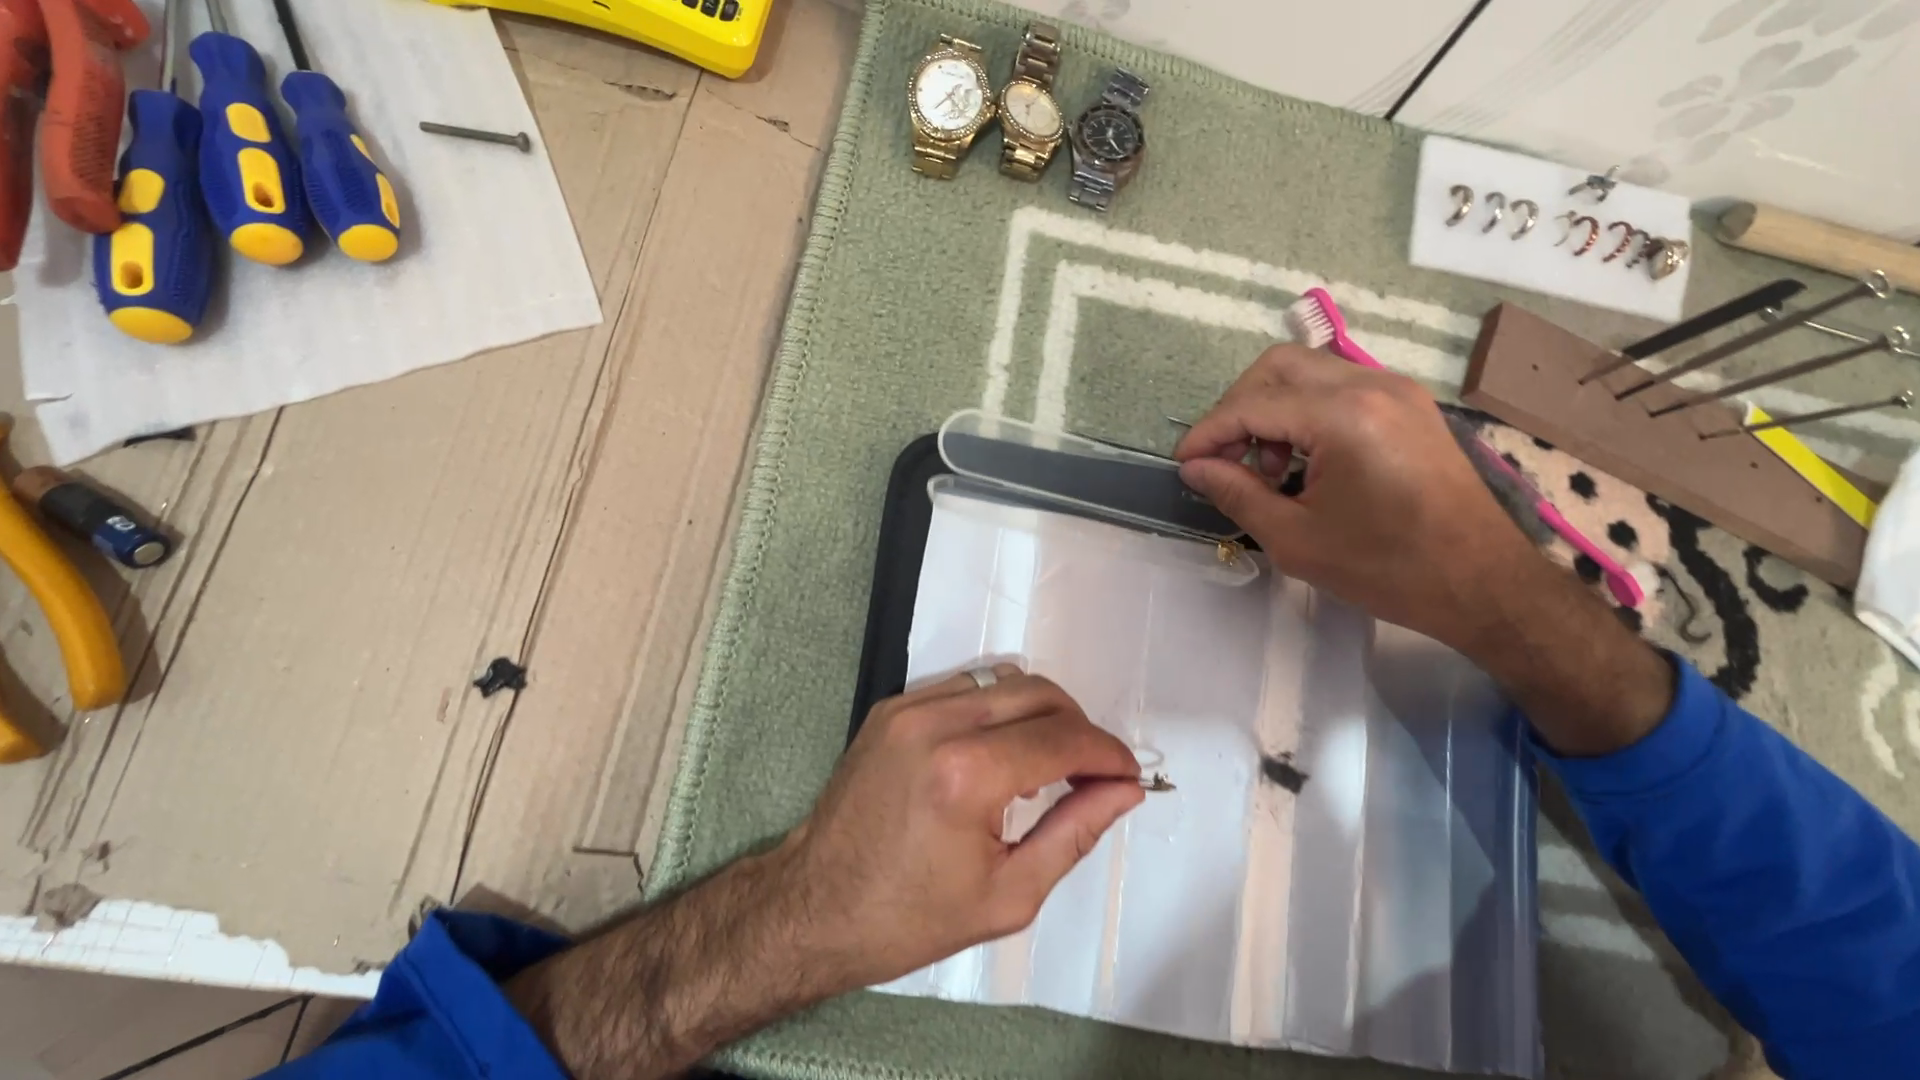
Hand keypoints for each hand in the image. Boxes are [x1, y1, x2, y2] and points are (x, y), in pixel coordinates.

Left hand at [772, 665, 1144, 991]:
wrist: (816, 907)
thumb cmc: (910, 917)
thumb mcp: (1009, 894)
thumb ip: (1075, 832)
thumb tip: (1124, 790)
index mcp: (966, 774)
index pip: (1063, 739)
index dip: (1107, 754)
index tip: (1127, 775)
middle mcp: (936, 723)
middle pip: (1039, 693)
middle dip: (1079, 727)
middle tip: (1091, 773)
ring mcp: (908, 708)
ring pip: (1003, 681)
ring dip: (1039, 714)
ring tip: (1045, 767)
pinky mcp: (891, 708)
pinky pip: (965, 688)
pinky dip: (998, 710)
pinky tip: (998, 754)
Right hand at [1175, 345, 1672, 756]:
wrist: (1481, 583)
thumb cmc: (1386, 569)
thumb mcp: (1295, 539)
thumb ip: (1237, 493)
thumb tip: (1195, 468)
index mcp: (1343, 418)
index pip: (1252, 406)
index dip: (1209, 433)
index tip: (1183, 464)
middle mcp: (1371, 385)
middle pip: (1278, 366)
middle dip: (1238, 407)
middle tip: (1225, 459)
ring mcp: (1396, 390)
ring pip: (1309, 370)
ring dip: (1272, 407)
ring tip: (1268, 468)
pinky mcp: (1409, 405)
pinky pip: (1339, 386)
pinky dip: (1305, 411)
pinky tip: (1303, 460)